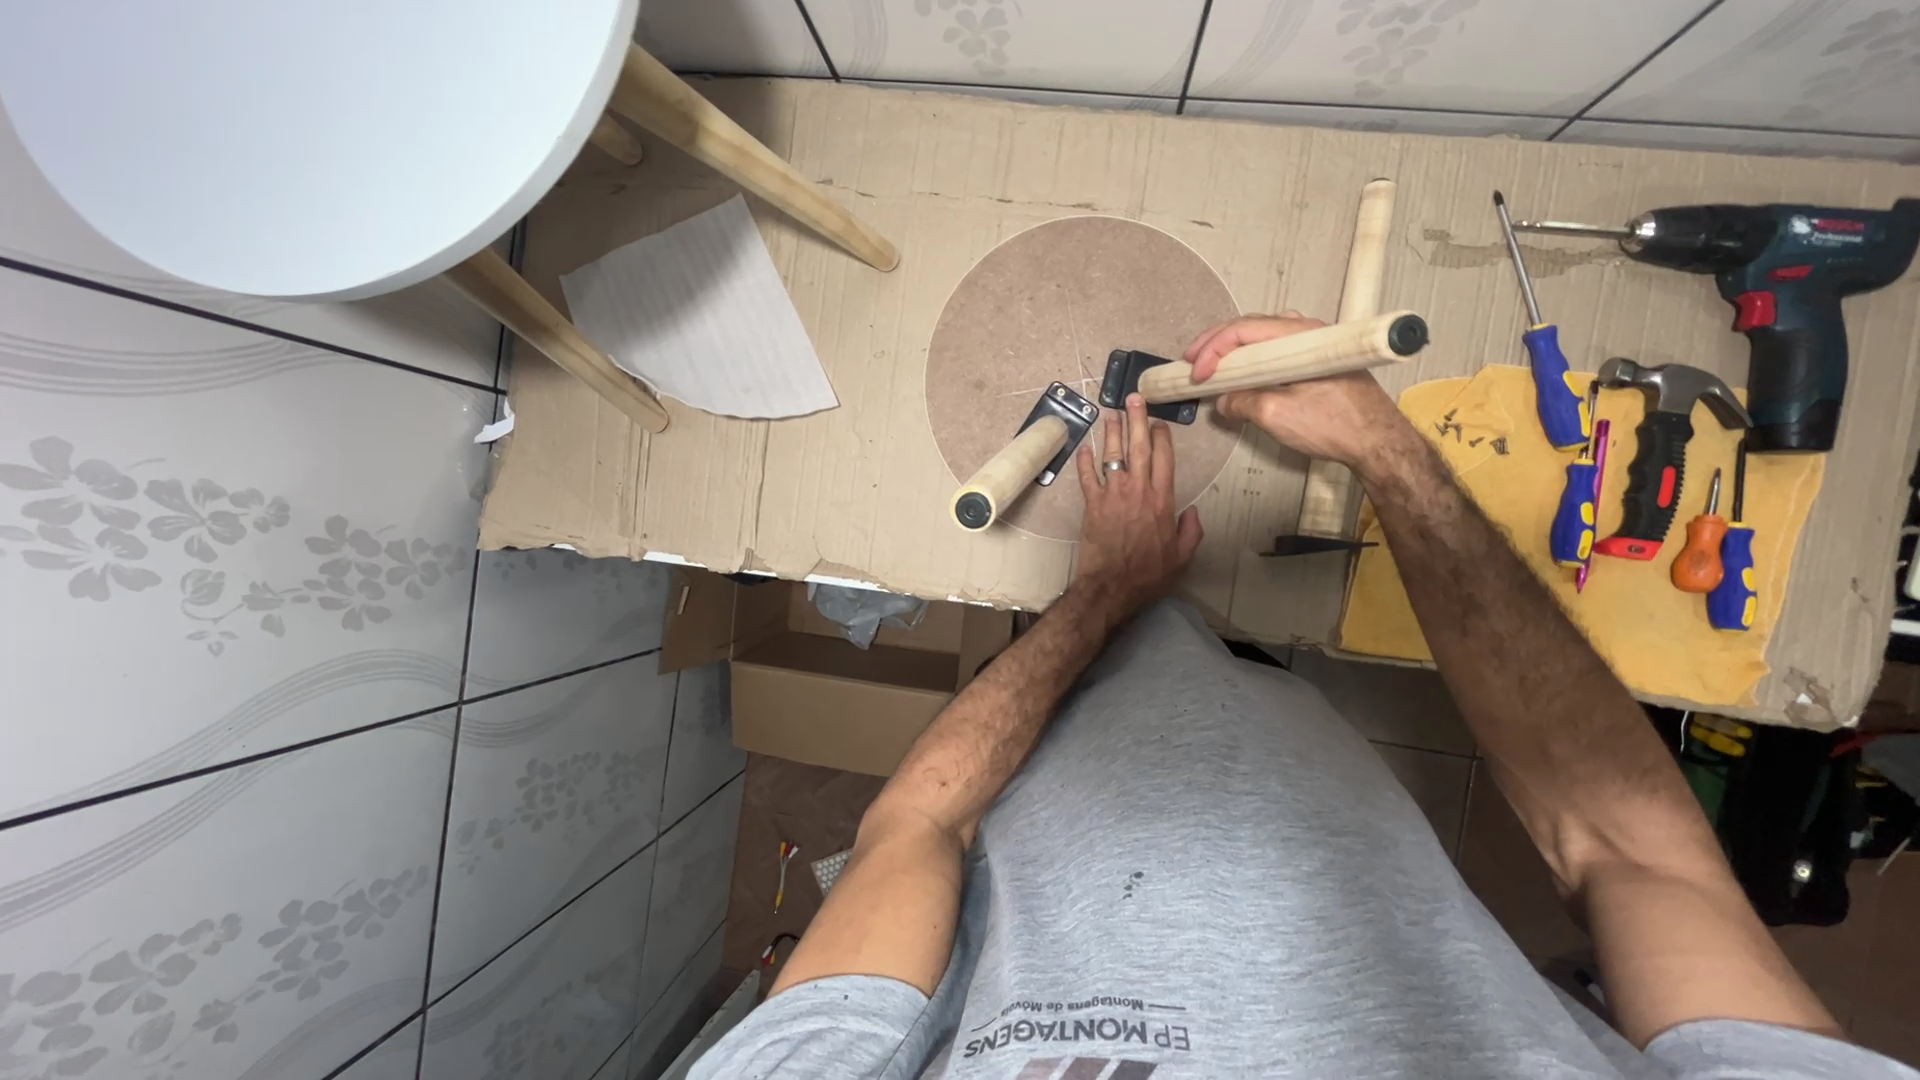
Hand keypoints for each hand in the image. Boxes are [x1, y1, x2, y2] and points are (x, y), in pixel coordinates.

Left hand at [1071, 392, 1202, 618]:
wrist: (1112, 586)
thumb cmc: (1148, 575)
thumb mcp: (1182, 557)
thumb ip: (1191, 531)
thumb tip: (1193, 511)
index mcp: (1163, 501)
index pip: (1165, 459)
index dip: (1163, 437)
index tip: (1160, 422)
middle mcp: (1138, 491)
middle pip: (1139, 448)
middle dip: (1137, 420)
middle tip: (1134, 398)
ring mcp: (1113, 496)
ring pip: (1112, 456)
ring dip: (1111, 433)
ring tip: (1110, 413)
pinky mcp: (1092, 505)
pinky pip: (1087, 477)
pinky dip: (1084, 461)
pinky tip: (1084, 447)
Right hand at [1185, 313, 1419, 478]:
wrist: (1378, 442)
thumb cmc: (1333, 425)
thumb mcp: (1276, 415)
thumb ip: (1242, 402)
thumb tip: (1224, 400)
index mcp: (1299, 336)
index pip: (1243, 330)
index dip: (1212, 350)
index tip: (1196, 376)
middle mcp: (1307, 332)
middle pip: (1251, 327)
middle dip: (1216, 344)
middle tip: (1191, 363)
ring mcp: (1314, 346)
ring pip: (1262, 337)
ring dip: (1233, 349)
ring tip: (1211, 364)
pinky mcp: (1317, 363)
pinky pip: (1275, 351)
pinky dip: (1251, 358)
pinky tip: (1243, 372)